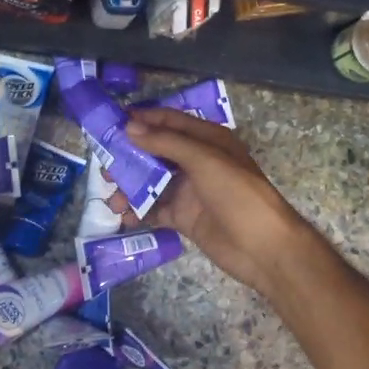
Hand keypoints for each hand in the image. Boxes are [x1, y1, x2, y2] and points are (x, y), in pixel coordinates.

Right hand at [121, 107, 323, 298]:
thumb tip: (129, 128)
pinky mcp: (186, 217)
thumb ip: (166, 143)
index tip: (112, 124)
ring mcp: (191, 191)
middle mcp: (198, 161)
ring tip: (113, 201)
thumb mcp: (204, 160)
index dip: (143, 120)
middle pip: (156, 152)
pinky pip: (156, 209)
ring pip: (153, 183)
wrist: (263, 247)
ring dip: (131, 189)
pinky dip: (140, 212)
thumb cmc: (238, 194)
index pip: (170, 122)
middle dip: (130, 158)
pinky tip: (125, 218)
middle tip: (105, 168)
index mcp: (209, 140)